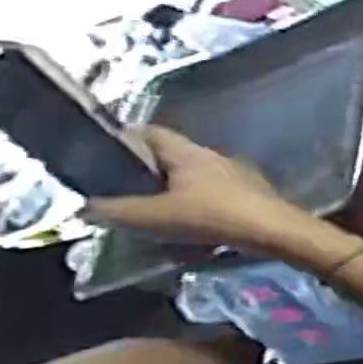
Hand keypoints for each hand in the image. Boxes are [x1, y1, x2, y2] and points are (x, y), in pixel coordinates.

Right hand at [85, 126, 303, 251]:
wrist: (276, 230)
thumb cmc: (212, 216)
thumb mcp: (150, 216)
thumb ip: (111, 210)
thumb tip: (86, 208)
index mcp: (190, 154)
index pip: (151, 132)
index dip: (124, 139)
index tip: (99, 154)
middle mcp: (216, 158)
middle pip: (171, 158)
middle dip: (144, 172)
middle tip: (118, 191)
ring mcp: (238, 176)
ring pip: (193, 178)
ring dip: (170, 193)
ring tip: (147, 212)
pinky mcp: (251, 194)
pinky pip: (213, 195)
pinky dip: (194, 206)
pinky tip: (184, 225)